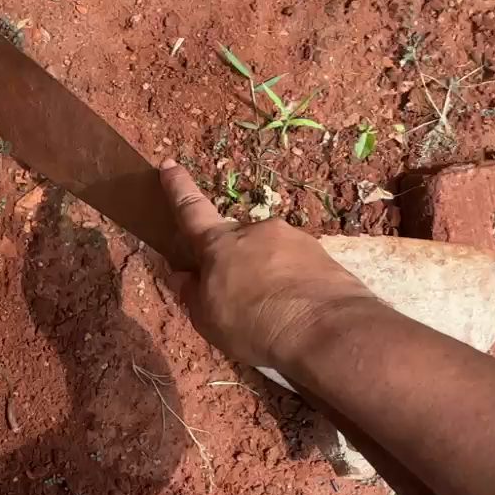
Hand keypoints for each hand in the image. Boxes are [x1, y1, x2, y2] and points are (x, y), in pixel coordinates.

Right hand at [157, 158, 380, 369]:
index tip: (169, 165)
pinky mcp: (323, 255)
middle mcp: (255, 231)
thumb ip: (191, 293)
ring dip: (264, 274)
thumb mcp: (206, 317)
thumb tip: (181, 275)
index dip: (178, 188)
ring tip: (268, 311)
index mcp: (219, 244)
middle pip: (236, 240)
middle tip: (233, 295)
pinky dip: (290, 283)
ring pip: (268, 253)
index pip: (192, 210)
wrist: (325, 329)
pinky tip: (293, 310)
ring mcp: (293, 239)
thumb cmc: (252, 323)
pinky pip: (296, 266)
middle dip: (231, 261)